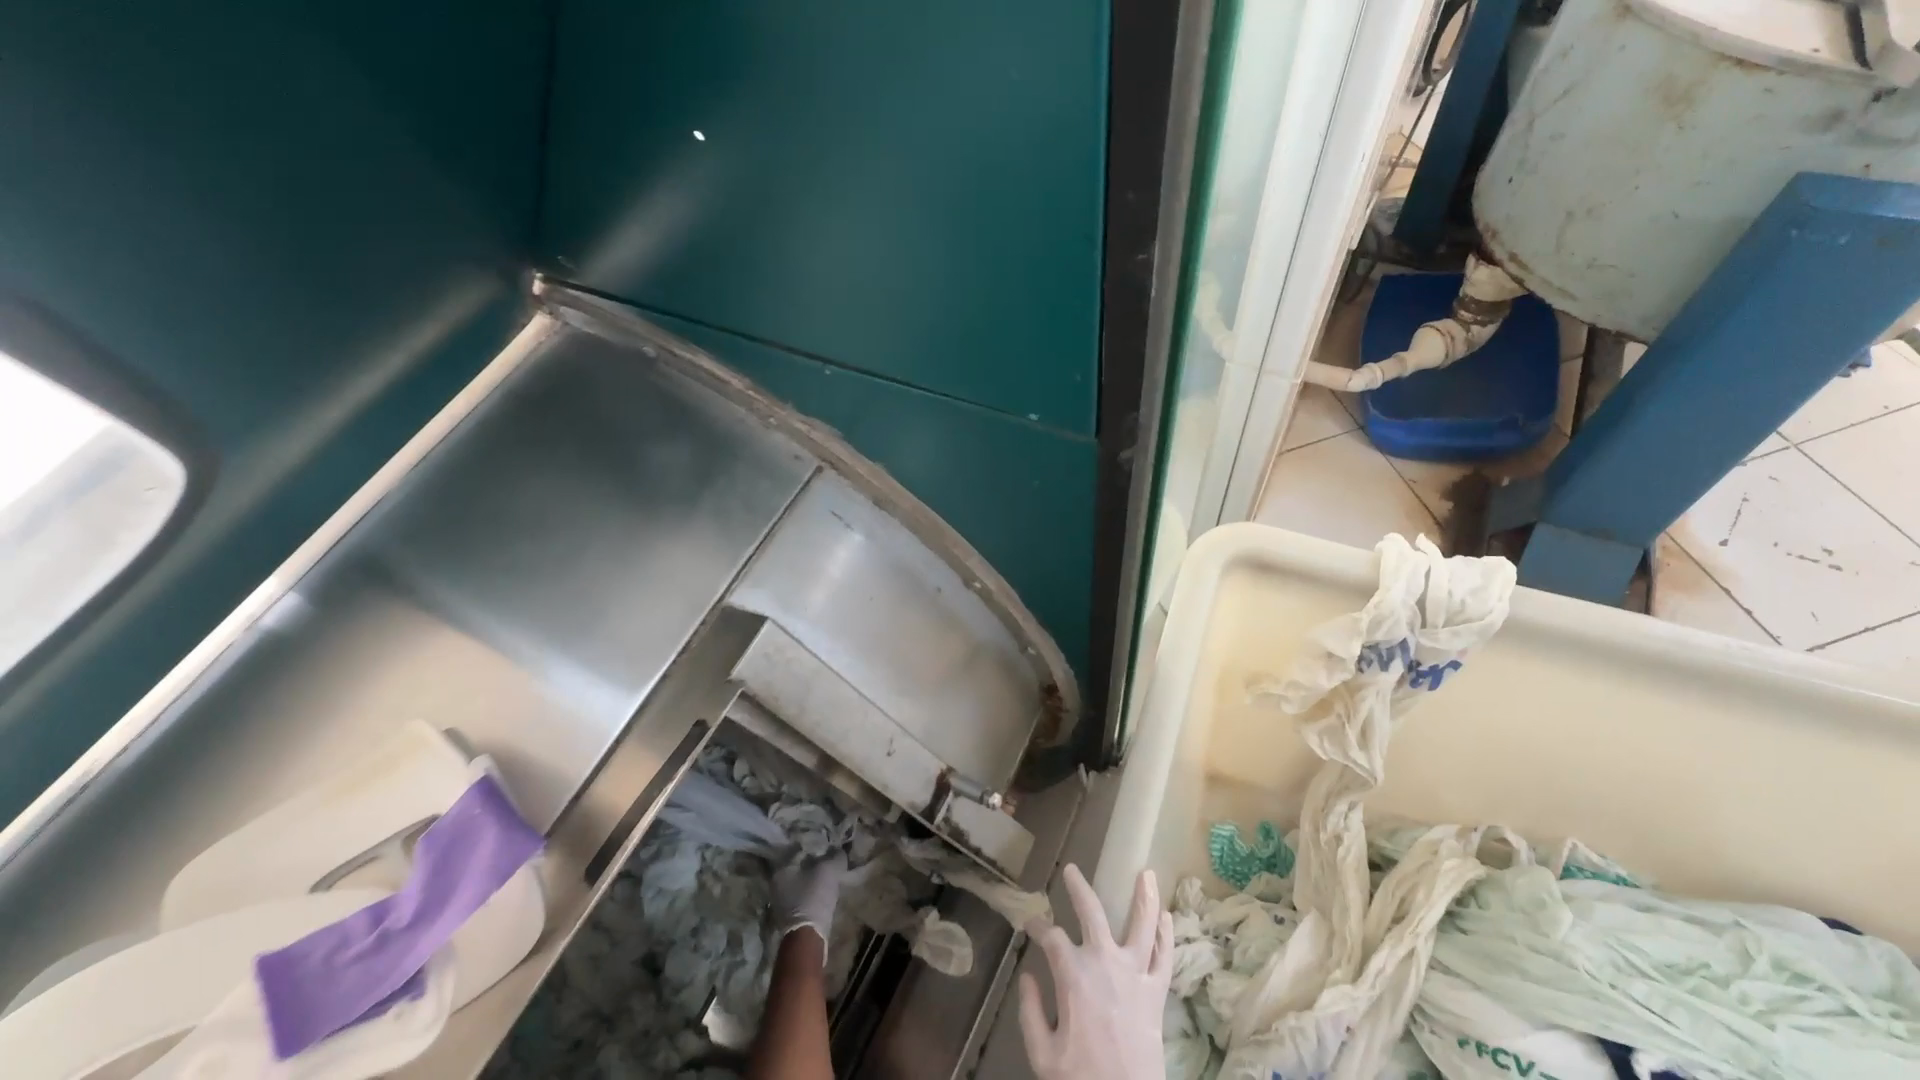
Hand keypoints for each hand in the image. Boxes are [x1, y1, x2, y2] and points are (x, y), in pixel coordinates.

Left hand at [770, 851, 846, 958]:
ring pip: (800, 882)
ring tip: (830, 876)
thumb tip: (840, 851)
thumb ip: (835, 857)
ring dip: (813, 879)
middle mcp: (776, 883)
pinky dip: (811, 893)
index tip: (828, 846)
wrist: (807, 937)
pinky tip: (824, 893)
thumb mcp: (829, 871)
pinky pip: (802, 896)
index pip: (798, 849)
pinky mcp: (788, 915)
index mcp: (781, 869)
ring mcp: (780, 901)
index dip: (814, 846)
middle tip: (830, 860)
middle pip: (798, 867)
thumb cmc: (813, 898)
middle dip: (813, 863)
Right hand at [1018, 864, 1172, 1079]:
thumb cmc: (1080, 1078)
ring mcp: (1136, 974)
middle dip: (1078, 888)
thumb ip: (1029, 1011)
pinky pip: (1164, 956)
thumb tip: (1028, 977)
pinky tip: (1166, 917)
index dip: (1037, 927)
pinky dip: (1166, 934)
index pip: (1051, 938)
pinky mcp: (1157, 991)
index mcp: (1073, 975)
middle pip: (1092, 913)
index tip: (1029, 924)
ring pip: (1141, 924)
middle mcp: (1105, 963)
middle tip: (1071, 870)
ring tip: (1145, 872)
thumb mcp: (1042, 1052)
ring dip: (1143, 896)